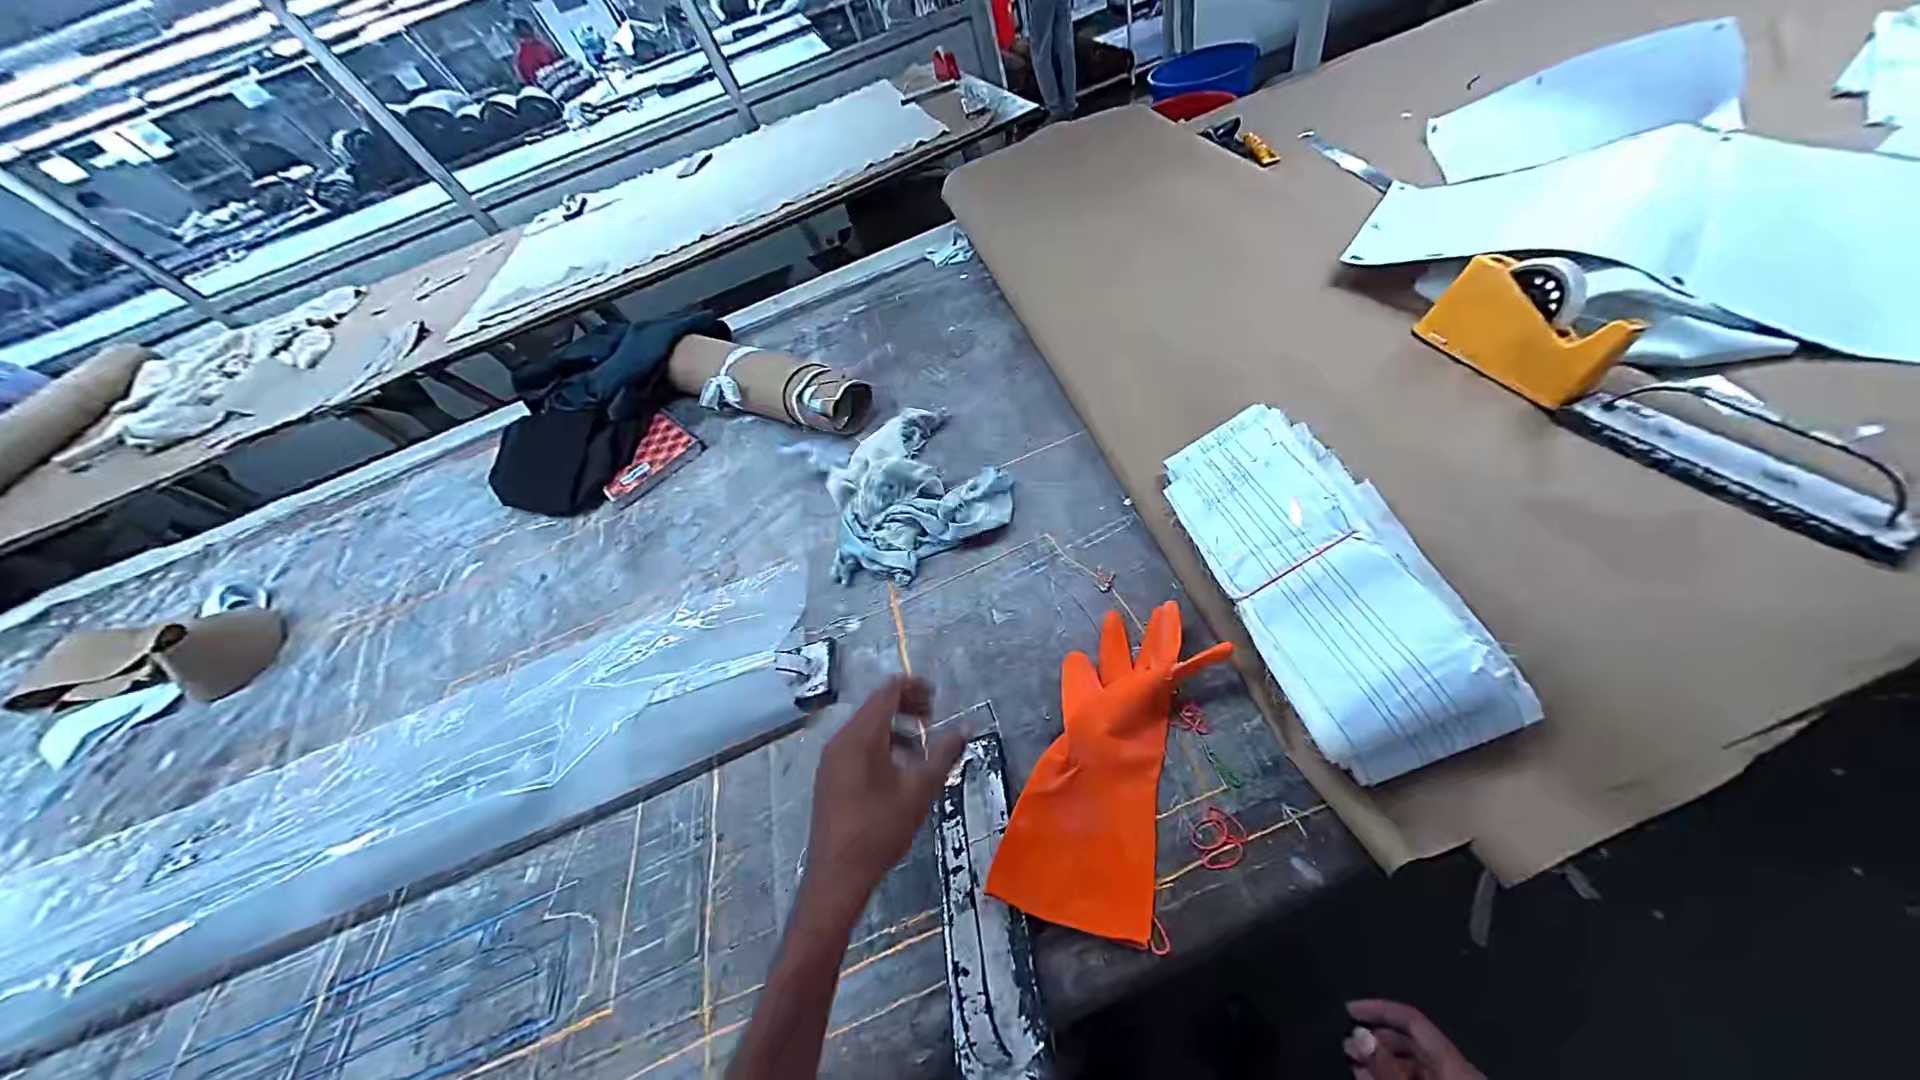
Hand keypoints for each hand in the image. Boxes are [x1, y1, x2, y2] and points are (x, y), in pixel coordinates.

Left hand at [803, 677, 964, 920]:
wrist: (837, 875)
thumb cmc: (880, 830)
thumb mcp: (920, 791)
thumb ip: (944, 754)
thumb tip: (965, 728)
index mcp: (861, 736)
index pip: (887, 691)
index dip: (914, 687)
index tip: (937, 698)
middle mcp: (841, 739)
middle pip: (875, 705)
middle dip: (906, 706)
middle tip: (933, 718)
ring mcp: (832, 758)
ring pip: (866, 726)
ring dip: (895, 726)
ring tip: (920, 746)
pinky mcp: (830, 775)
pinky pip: (857, 744)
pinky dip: (880, 743)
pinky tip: (898, 769)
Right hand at [1342, 1000, 1485, 1079]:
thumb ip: (1387, 1066)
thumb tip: (1359, 1034)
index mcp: (1455, 1064)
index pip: (1412, 1018)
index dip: (1378, 1008)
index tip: (1351, 1010)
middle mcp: (1458, 1071)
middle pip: (1411, 1041)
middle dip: (1375, 1039)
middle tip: (1349, 1045)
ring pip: (1413, 1063)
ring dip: (1381, 1060)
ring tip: (1355, 1063)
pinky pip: (1420, 1079)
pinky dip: (1394, 1076)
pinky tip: (1370, 1078)